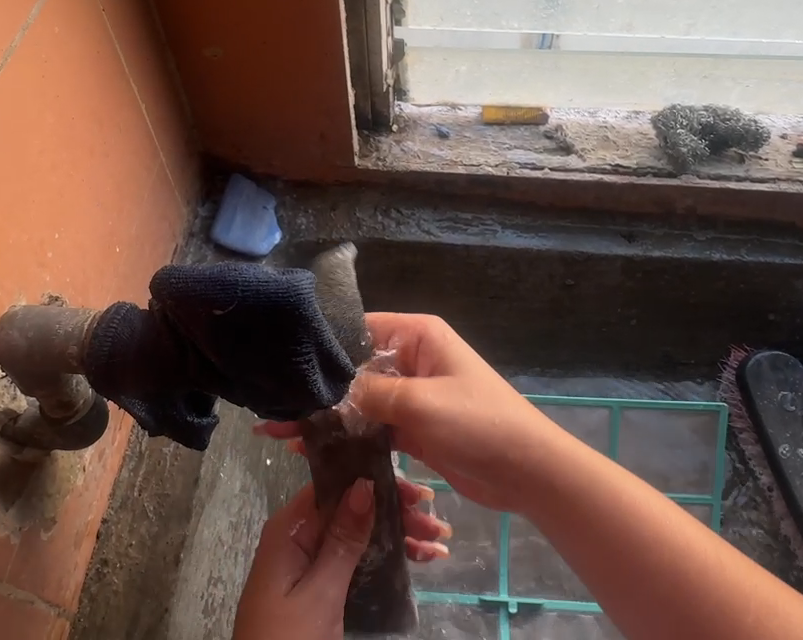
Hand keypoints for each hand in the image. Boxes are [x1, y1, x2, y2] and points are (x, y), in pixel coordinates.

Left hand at [237, 478, 442, 639]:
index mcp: (290, 529)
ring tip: (439, 540)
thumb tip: (364, 482)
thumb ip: (343, 539)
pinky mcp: (320, 589)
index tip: (415, 492)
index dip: (376, 483)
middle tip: (435, 523)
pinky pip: (357, 562)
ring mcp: (310, 565)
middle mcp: (299, 538)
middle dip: (395, 513)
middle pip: (352, 510)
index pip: (336, 487)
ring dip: (398, 536)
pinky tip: (419, 559)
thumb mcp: (319, 593)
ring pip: (360, 536)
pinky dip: (387, 559)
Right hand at [268, 313, 573, 513]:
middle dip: (319, 389)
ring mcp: (412, 395)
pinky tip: (314, 450)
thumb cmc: (479, 422)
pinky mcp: (413, 428)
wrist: (528, 472)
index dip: (324, 348)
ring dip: (329, 417)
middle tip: (274, 408)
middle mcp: (411, 358)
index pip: (359, 329)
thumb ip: (370, 394)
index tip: (286, 367)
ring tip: (282, 432)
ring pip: (360, 401)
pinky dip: (348, 437)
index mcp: (417, 335)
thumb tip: (324, 393)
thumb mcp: (422, 403)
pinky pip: (373, 427)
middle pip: (356, 368)